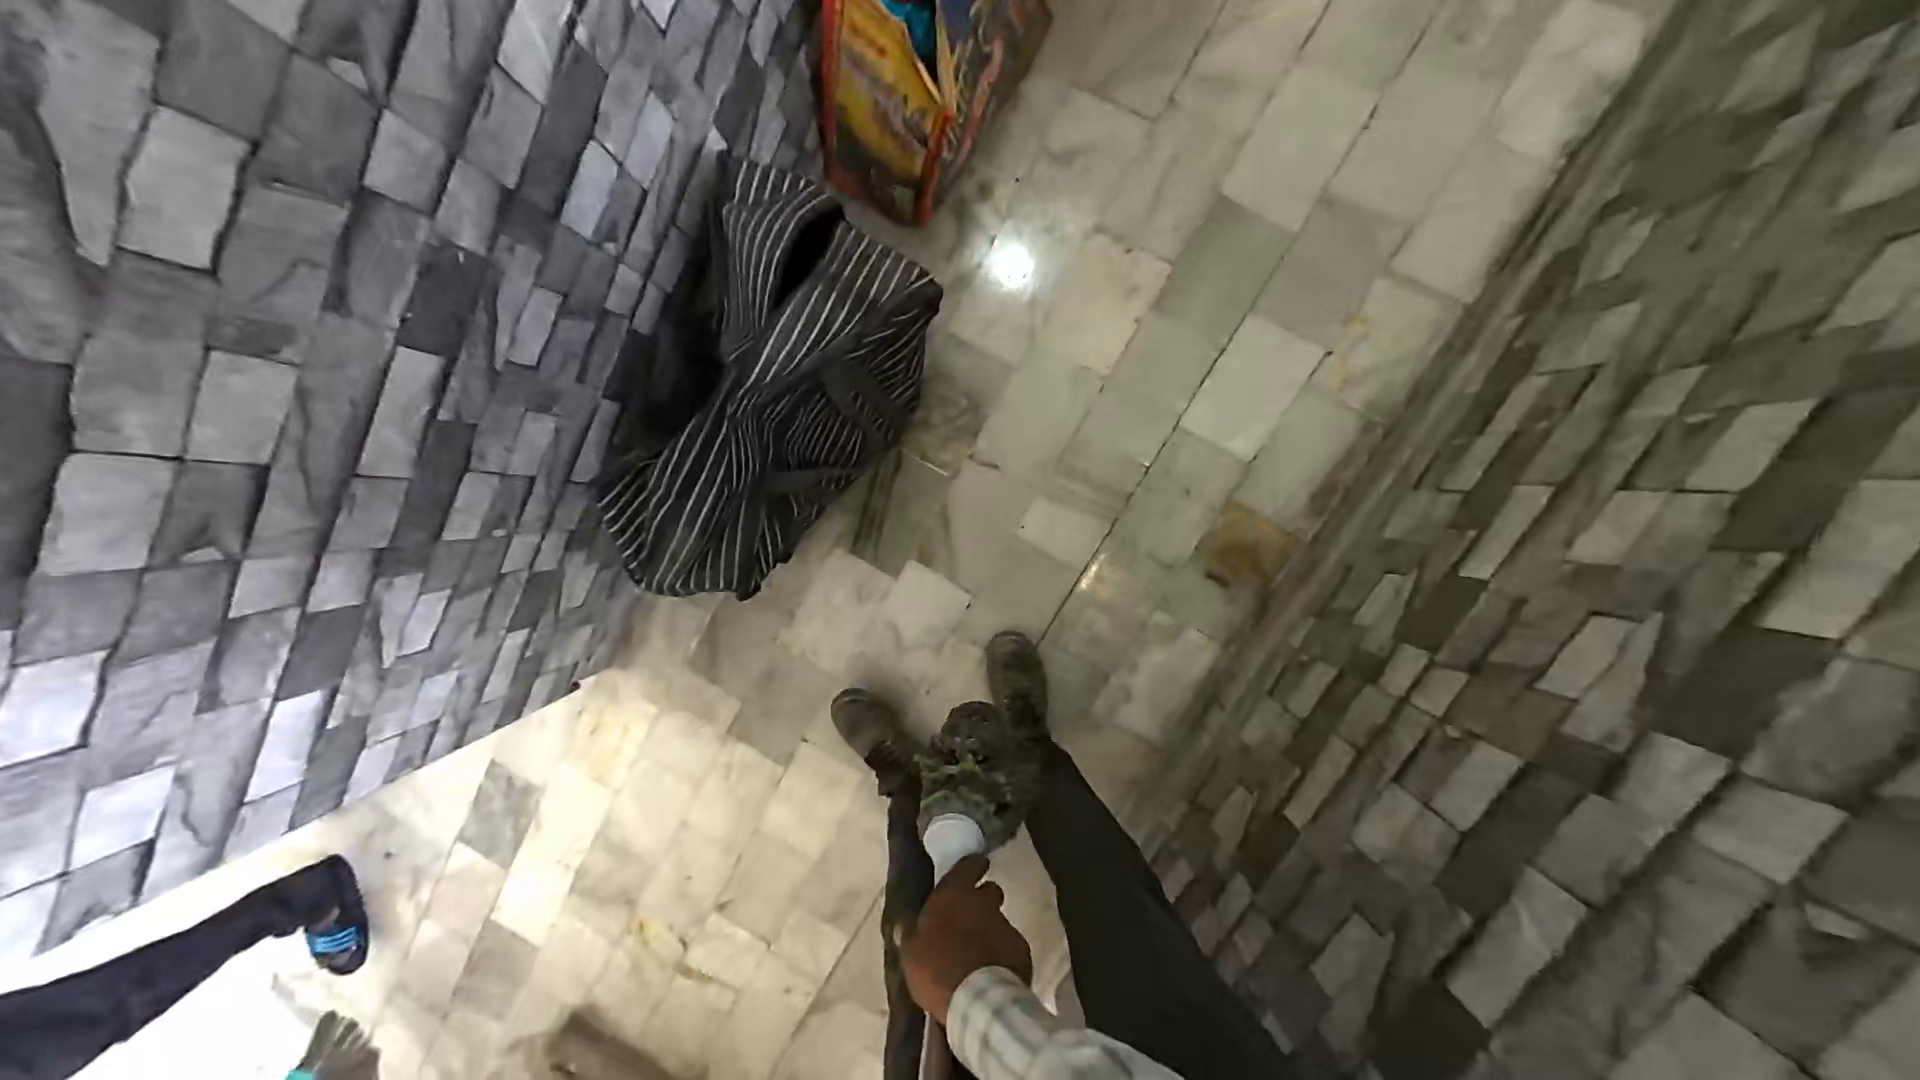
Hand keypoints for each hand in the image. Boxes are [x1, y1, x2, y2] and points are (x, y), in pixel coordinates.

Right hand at [902, 855, 1033, 1024]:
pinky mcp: (1021, 949)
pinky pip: (1011, 946)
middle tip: (970, 920)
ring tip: (979, 955)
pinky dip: (1003, 954)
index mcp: (955, 893)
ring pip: (999, 920)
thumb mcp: (911, 952)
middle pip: (990, 890)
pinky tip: (993, 973)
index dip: (972, 866)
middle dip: (983, 901)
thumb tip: (904, 925)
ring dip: (991, 931)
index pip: (970, 864)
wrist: (976, 1000)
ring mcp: (1005, 924)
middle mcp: (984, 901)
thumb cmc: (936, 968)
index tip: (972, 870)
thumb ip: (911, 934)